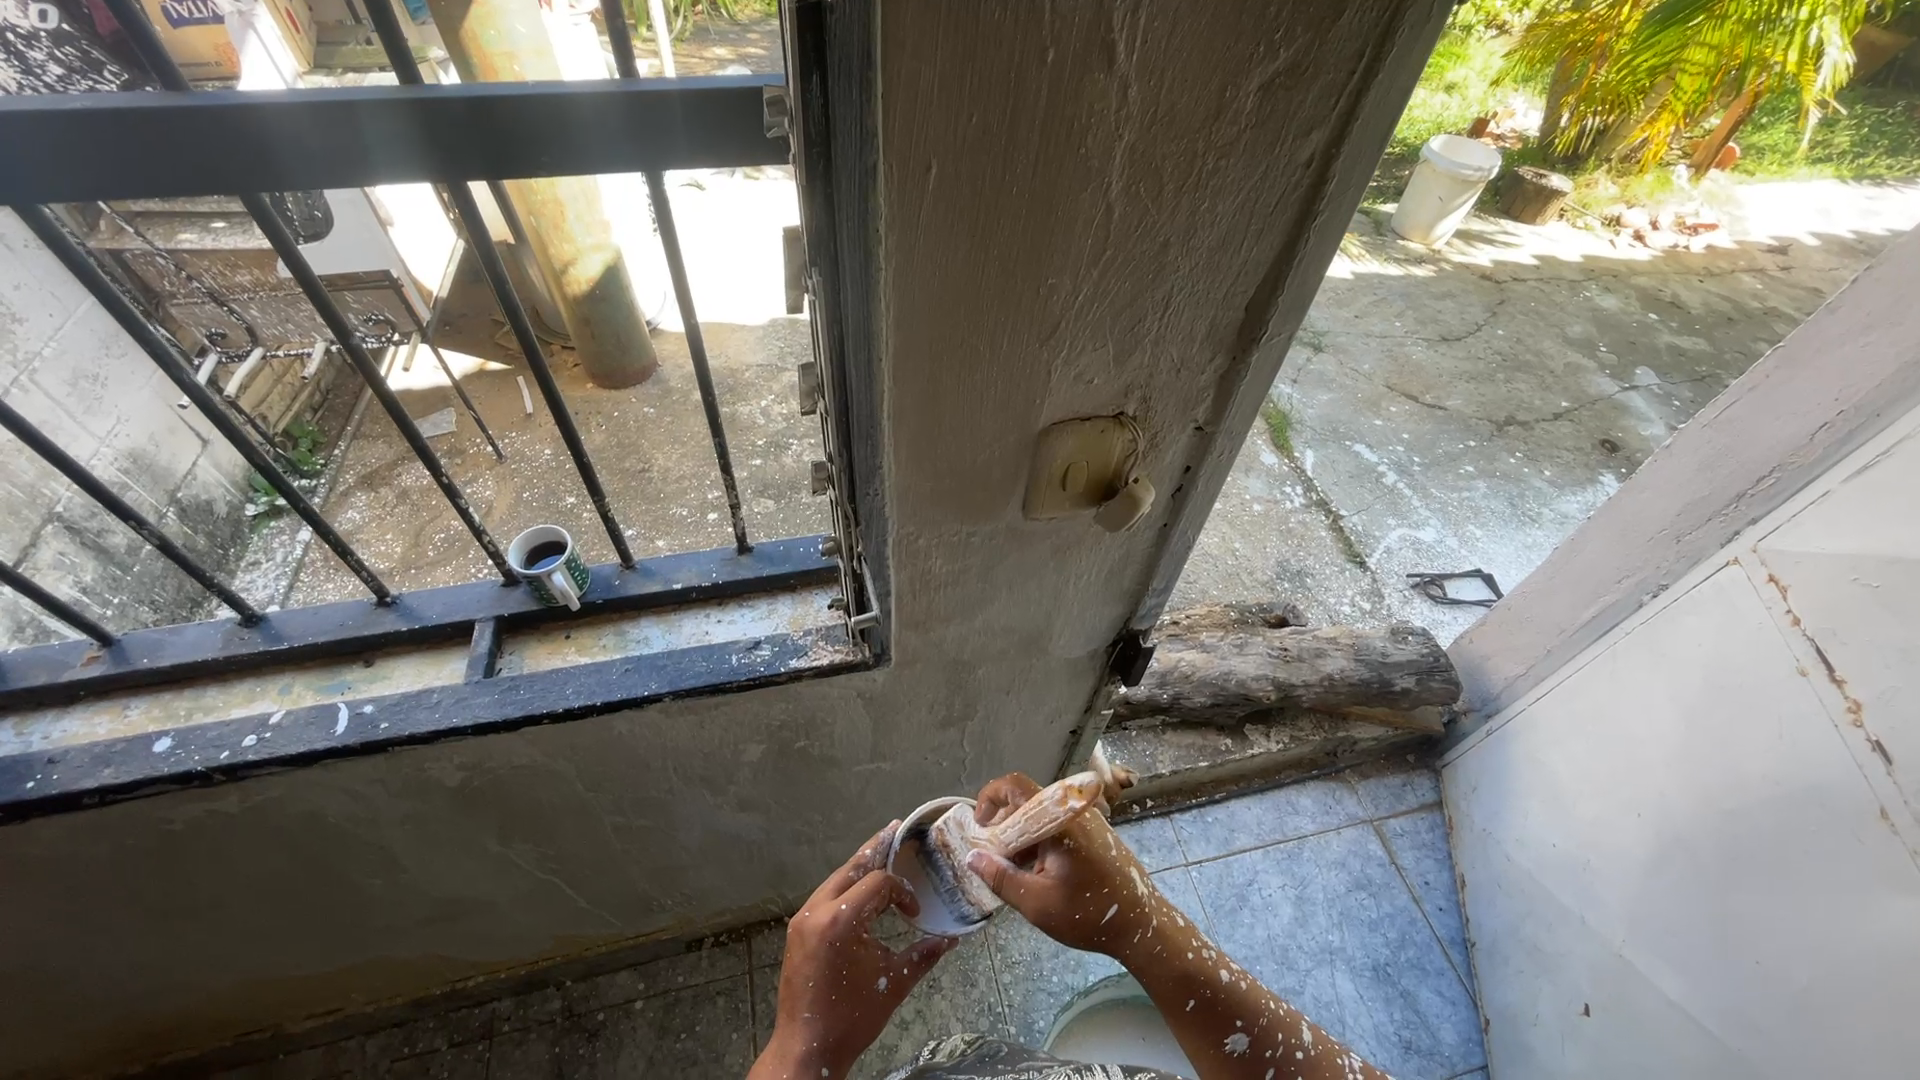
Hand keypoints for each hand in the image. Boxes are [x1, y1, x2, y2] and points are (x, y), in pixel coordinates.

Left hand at [755, 821, 956, 1079]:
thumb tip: (954, 938)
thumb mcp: (894, 983)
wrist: (806, 1050)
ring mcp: (802, 919)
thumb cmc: (852, 1018)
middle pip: (852, 868)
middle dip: (876, 850)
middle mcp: (817, 910)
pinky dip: (845, 887)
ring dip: (860, 868)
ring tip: (881, 850)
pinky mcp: (797, 930)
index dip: (901, 891)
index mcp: (841, 919)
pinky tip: (860, 888)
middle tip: (896, 829)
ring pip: (836, 879)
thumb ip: (924, 954)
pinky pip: (825, 896)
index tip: (914, 911)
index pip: (878, 883)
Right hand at [965, 772, 1166, 961]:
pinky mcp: (1095, 833)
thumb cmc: (1089, 915)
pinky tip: (1037, 870)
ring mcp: (1087, 821)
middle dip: (1004, 823)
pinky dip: (1041, 840)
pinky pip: (1058, 825)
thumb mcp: (1036, 903)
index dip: (990, 798)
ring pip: (1042, 815)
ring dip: (1022, 834)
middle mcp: (1073, 812)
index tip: (980, 826)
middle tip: (993, 853)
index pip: (1016, 786)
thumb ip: (1000, 878)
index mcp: (1059, 821)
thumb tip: (972, 858)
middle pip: (1027, 800)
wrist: (1142, 926)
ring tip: (1013, 867)